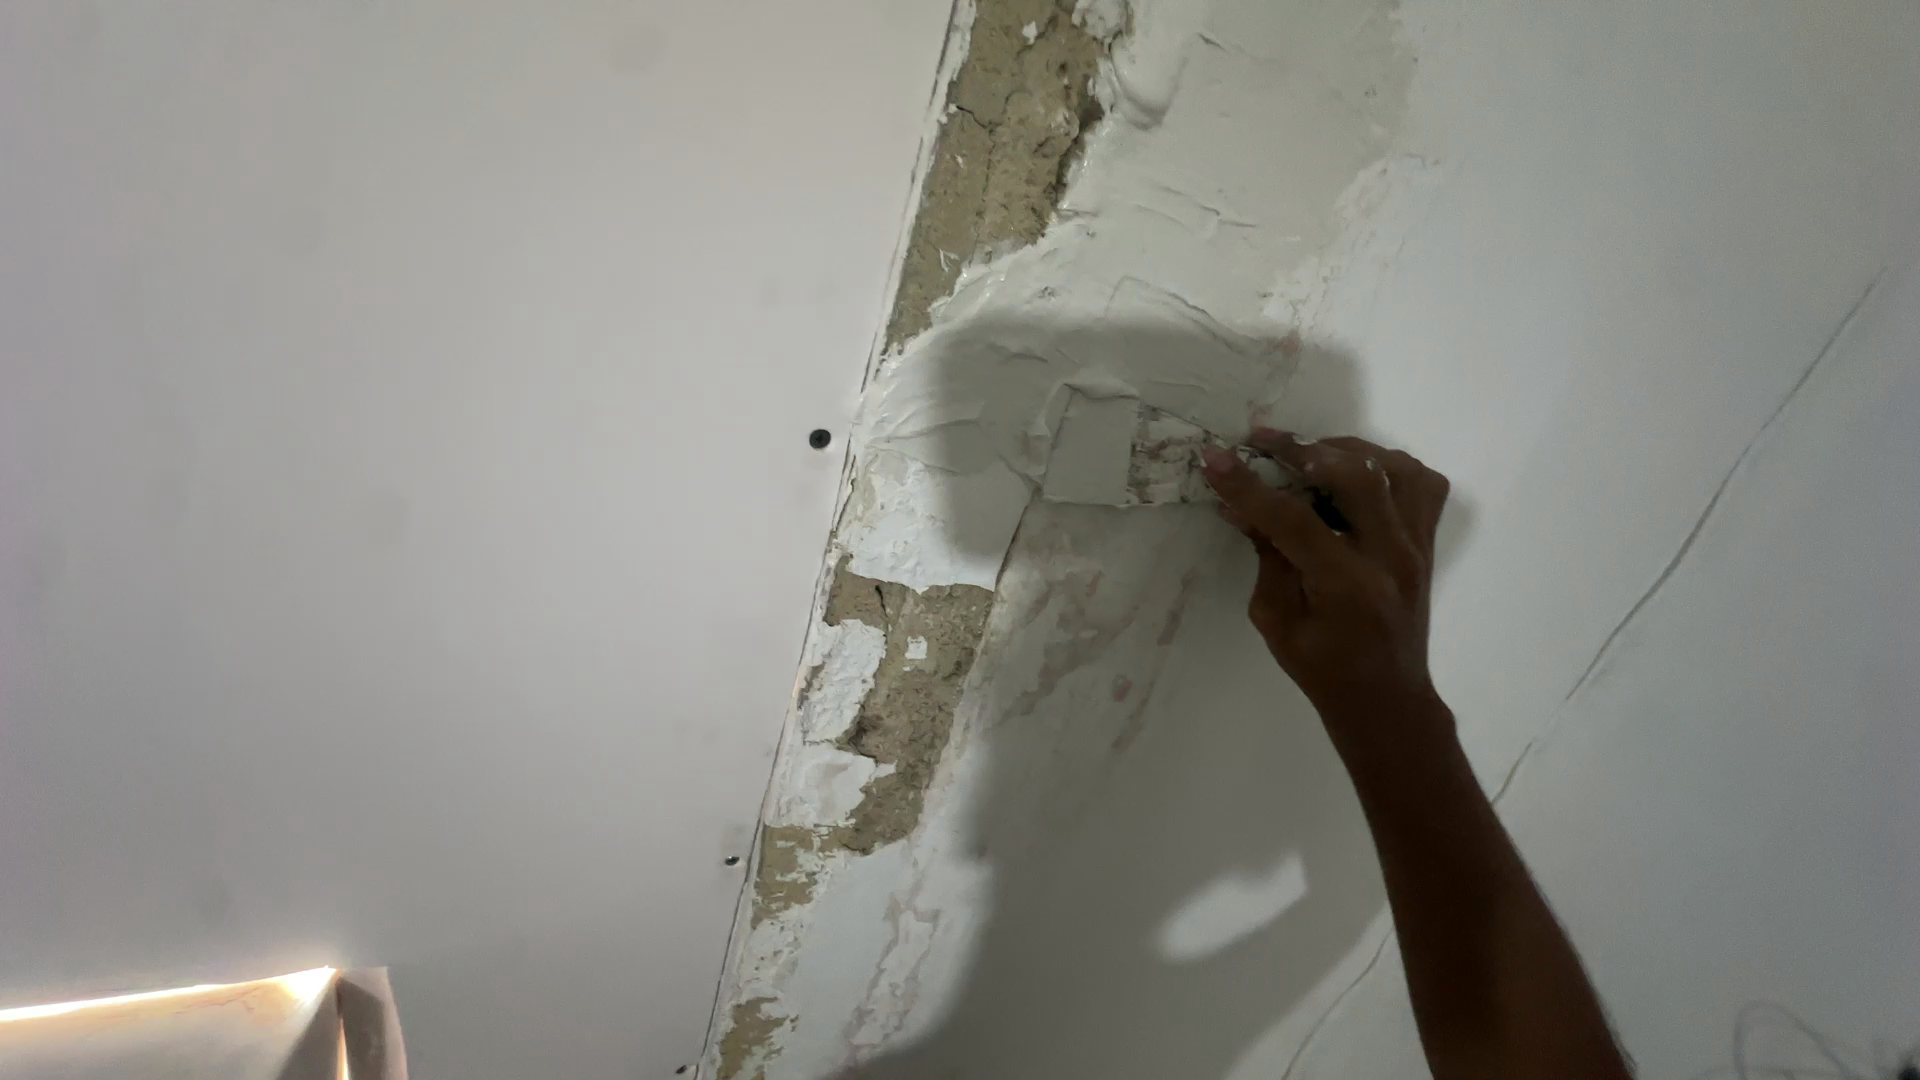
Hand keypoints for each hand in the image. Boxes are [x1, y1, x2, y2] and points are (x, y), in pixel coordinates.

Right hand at [1201, 430, 1450, 727]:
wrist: (1384, 695)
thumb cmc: (1319, 667)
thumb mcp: (1274, 618)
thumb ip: (1265, 556)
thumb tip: (1239, 506)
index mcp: (1346, 585)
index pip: (1292, 519)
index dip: (1249, 486)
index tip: (1215, 458)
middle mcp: (1390, 557)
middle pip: (1356, 477)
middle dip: (1302, 449)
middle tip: (1261, 440)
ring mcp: (1417, 547)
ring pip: (1396, 469)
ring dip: (1346, 450)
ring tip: (1307, 451)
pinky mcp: (1426, 542)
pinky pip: (1421, 484)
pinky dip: (1388, 465)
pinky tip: (1354, 471)